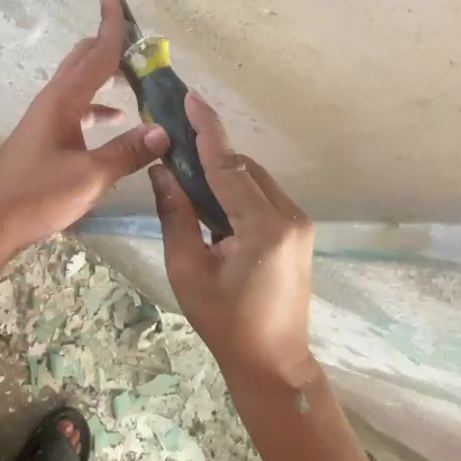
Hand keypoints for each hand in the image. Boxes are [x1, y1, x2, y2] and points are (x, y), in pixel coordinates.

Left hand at [0, 0, 170, 249]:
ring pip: (81, 82)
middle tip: (142, 42)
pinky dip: (99, 104)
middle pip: (85, 59)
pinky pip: (78, 106)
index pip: (96, 53)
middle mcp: (54, 100)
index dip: (109, 25)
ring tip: (139, 77)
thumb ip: (128, 152)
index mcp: (64, 100)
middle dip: (111, 45)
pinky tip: (118, 120)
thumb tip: (164, 131)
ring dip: (107, 74)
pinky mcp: (46, 135)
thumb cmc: (38, 195)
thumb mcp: (90, 176)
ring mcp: (48, 117)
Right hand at [150, 93, 315, 383]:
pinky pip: (262, 194)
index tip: (191, 99)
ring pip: (254, 177)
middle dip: (210, 149)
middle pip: (243, 166)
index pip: (228, 165)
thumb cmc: (224, 321)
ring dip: (223, 169)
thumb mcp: (188, 268)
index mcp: (263, 227)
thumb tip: (161, 169)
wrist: (272, 362)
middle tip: (173, 138)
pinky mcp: (298, 231)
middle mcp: (289, 216)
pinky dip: (236, 186)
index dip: (207, 130)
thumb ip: (175, 213)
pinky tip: (210, 194)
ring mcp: (298, 223)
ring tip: (185, 166)